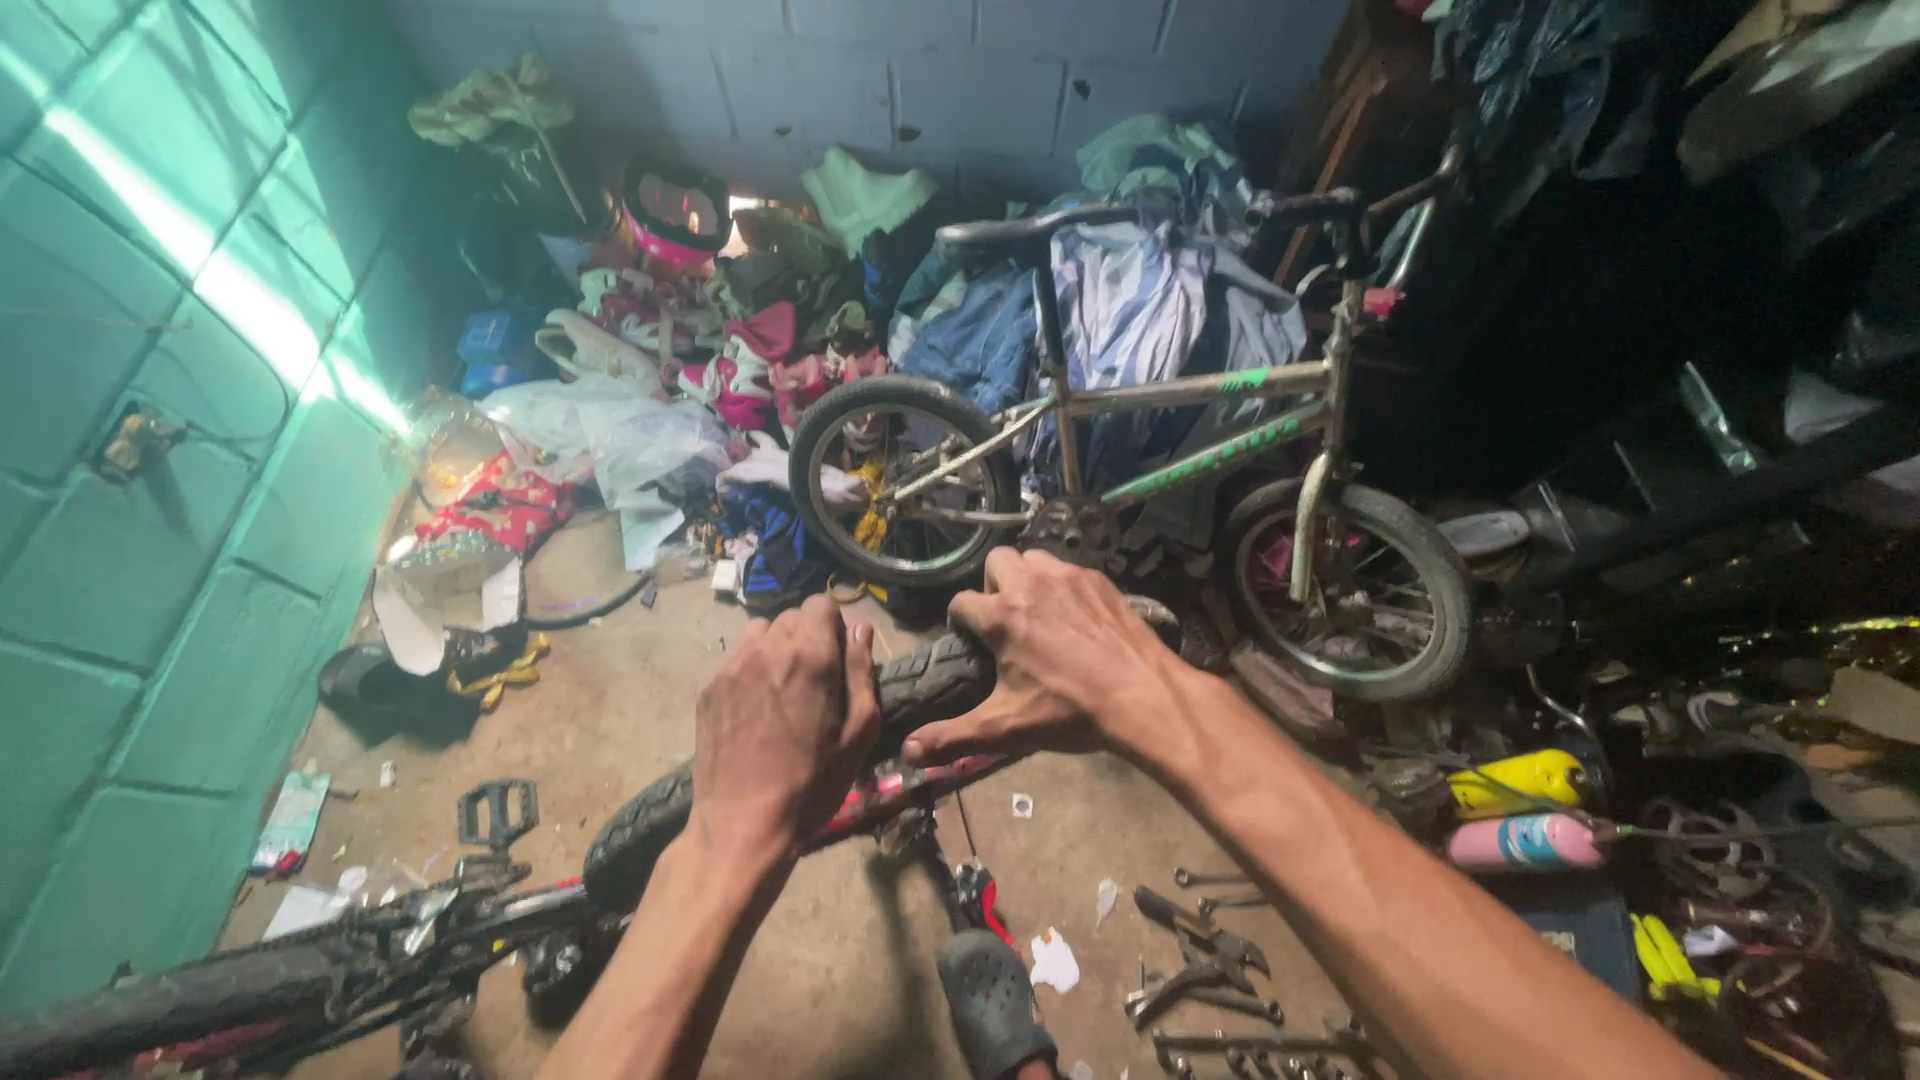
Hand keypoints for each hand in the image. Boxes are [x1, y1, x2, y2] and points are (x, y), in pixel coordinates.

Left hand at [688, 596, 880, 862]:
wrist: (743, 824)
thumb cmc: (813, 783)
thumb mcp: (859, 733)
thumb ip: (862, 672)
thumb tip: (860, 630)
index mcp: (812, 657)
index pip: (821, 603)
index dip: (834, 625)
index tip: (839, 657)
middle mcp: (769, 649)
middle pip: (792, 616)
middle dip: (808, 636)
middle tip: (815, 679)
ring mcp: (733, 667)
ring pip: (762, 631)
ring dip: (778, 647)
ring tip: (784, 688)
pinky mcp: (710, 688)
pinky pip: (737, 656)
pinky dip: (753, 666)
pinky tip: (758, 706)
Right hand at [902, 548, 1191, 765]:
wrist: (1143, 697)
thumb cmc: (1070, 713)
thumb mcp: (1005, 729)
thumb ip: (952, 738)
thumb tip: (908, 751)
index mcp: (1000, 617)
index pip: (960, 602)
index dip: (960, 619)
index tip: (971, 638)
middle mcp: (1030, 585)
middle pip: (996, 561)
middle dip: (992, 584)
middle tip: (1004, 616)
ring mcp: (1068, 577)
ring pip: (1033, 557)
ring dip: (1027, 576)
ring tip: (1037, 609)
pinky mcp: (1098, 580)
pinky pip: (1069, 568)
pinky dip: (1063, 584)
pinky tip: (1074, 615)